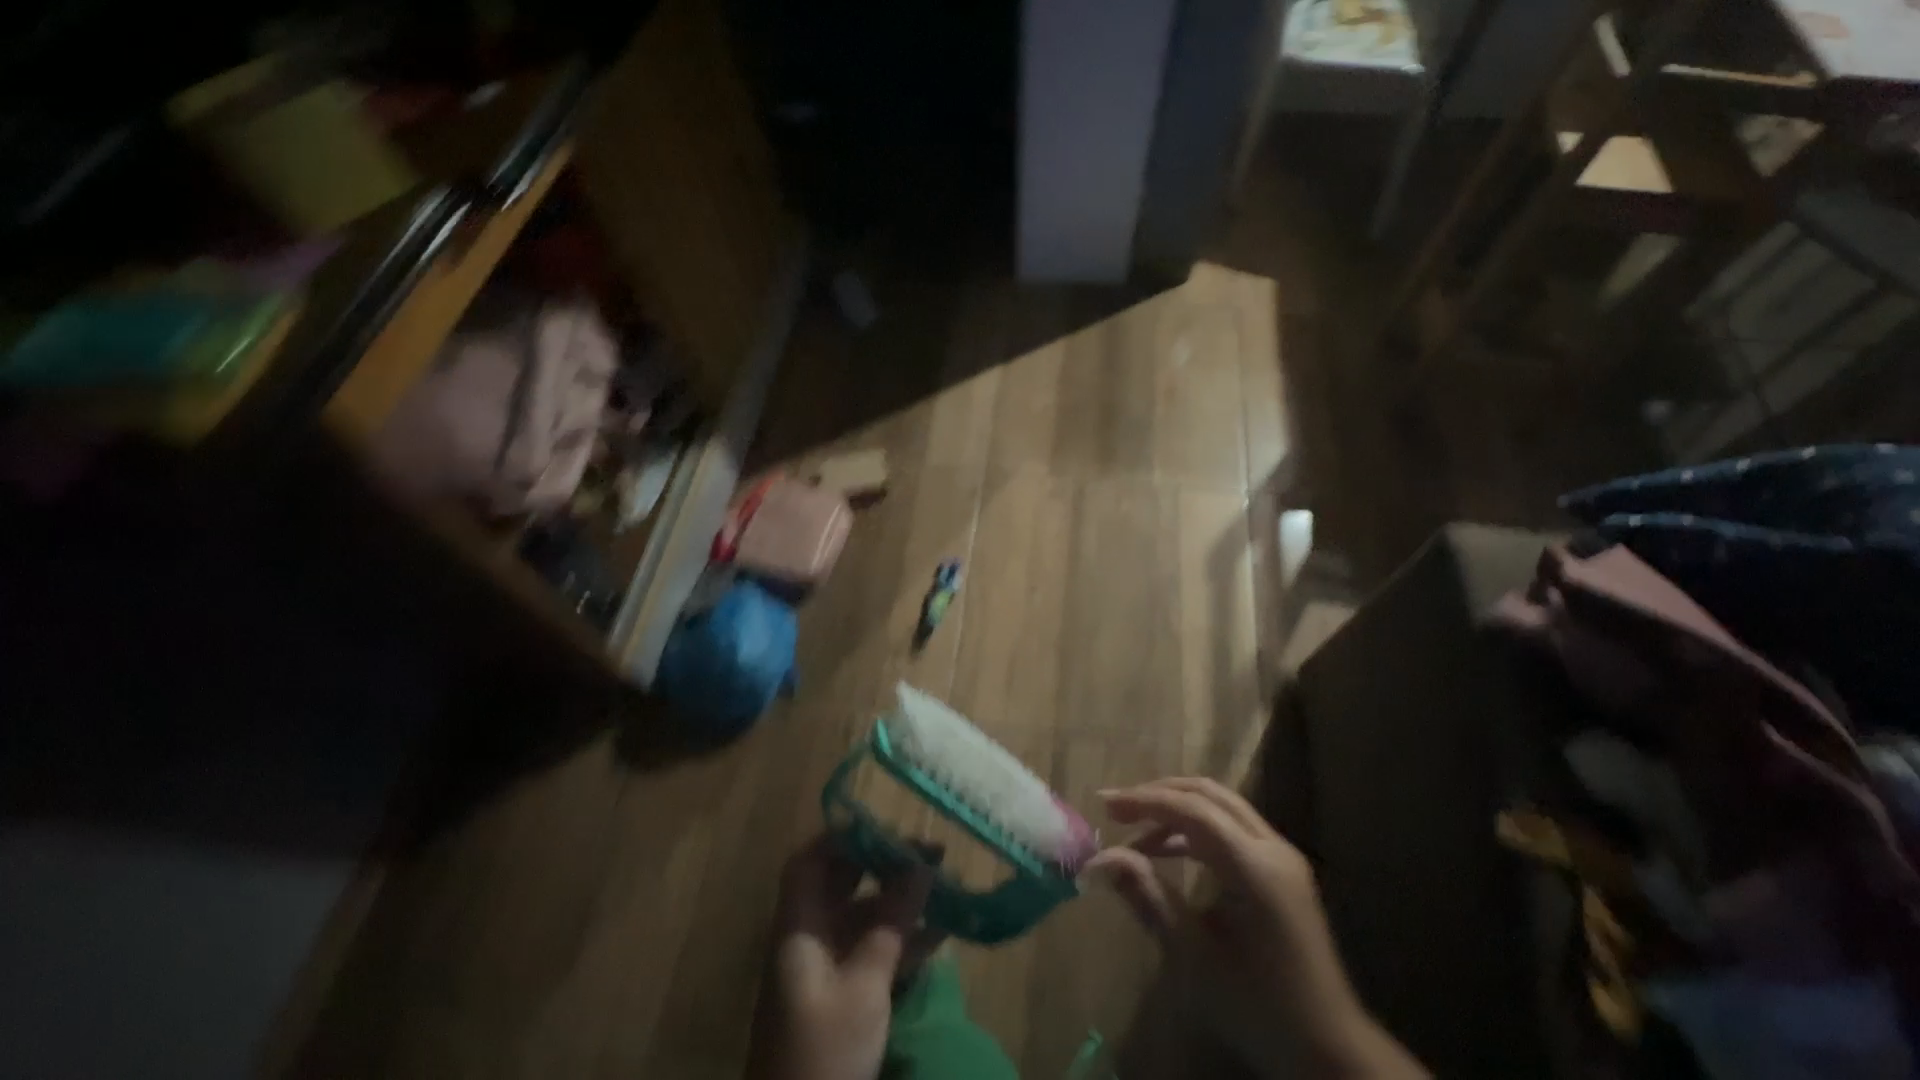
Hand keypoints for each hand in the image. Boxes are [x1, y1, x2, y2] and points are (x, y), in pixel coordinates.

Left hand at [746, 835, 931, 1079]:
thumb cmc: (825, 1050)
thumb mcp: (865, 985)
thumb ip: (892, 924)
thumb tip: (921, 866)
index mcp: (798, 928)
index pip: (808, 863)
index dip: (842, 838)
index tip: (887, 826)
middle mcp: (805, 940)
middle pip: (839, 886)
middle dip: (883, 867)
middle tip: (930, 856)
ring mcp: (821, 971)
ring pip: (859, 920)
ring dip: (899, 905)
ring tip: (945, 890)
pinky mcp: (838, 999)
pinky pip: (868, 953)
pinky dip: (899, 941)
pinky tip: (938, 936)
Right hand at [1087, 778, 1426, 1078]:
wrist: (1325, 1045)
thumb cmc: (1255, 1005)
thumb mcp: (1192, 954)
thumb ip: (1147, 897)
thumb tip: (1098, 860)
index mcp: (1256, 868)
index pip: (1194, 811)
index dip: (1145, 801)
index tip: (1103, 805)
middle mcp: (1274, 849)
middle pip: (1211, 796)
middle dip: (1160, 794)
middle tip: (1115, 807)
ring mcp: (1283, 858)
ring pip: (1224, 809)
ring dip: (1177, 810)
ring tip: (1133, 831)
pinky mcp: (1282, 872)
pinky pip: (1234, 831)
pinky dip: (1197, 830)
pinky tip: (1166, 852)